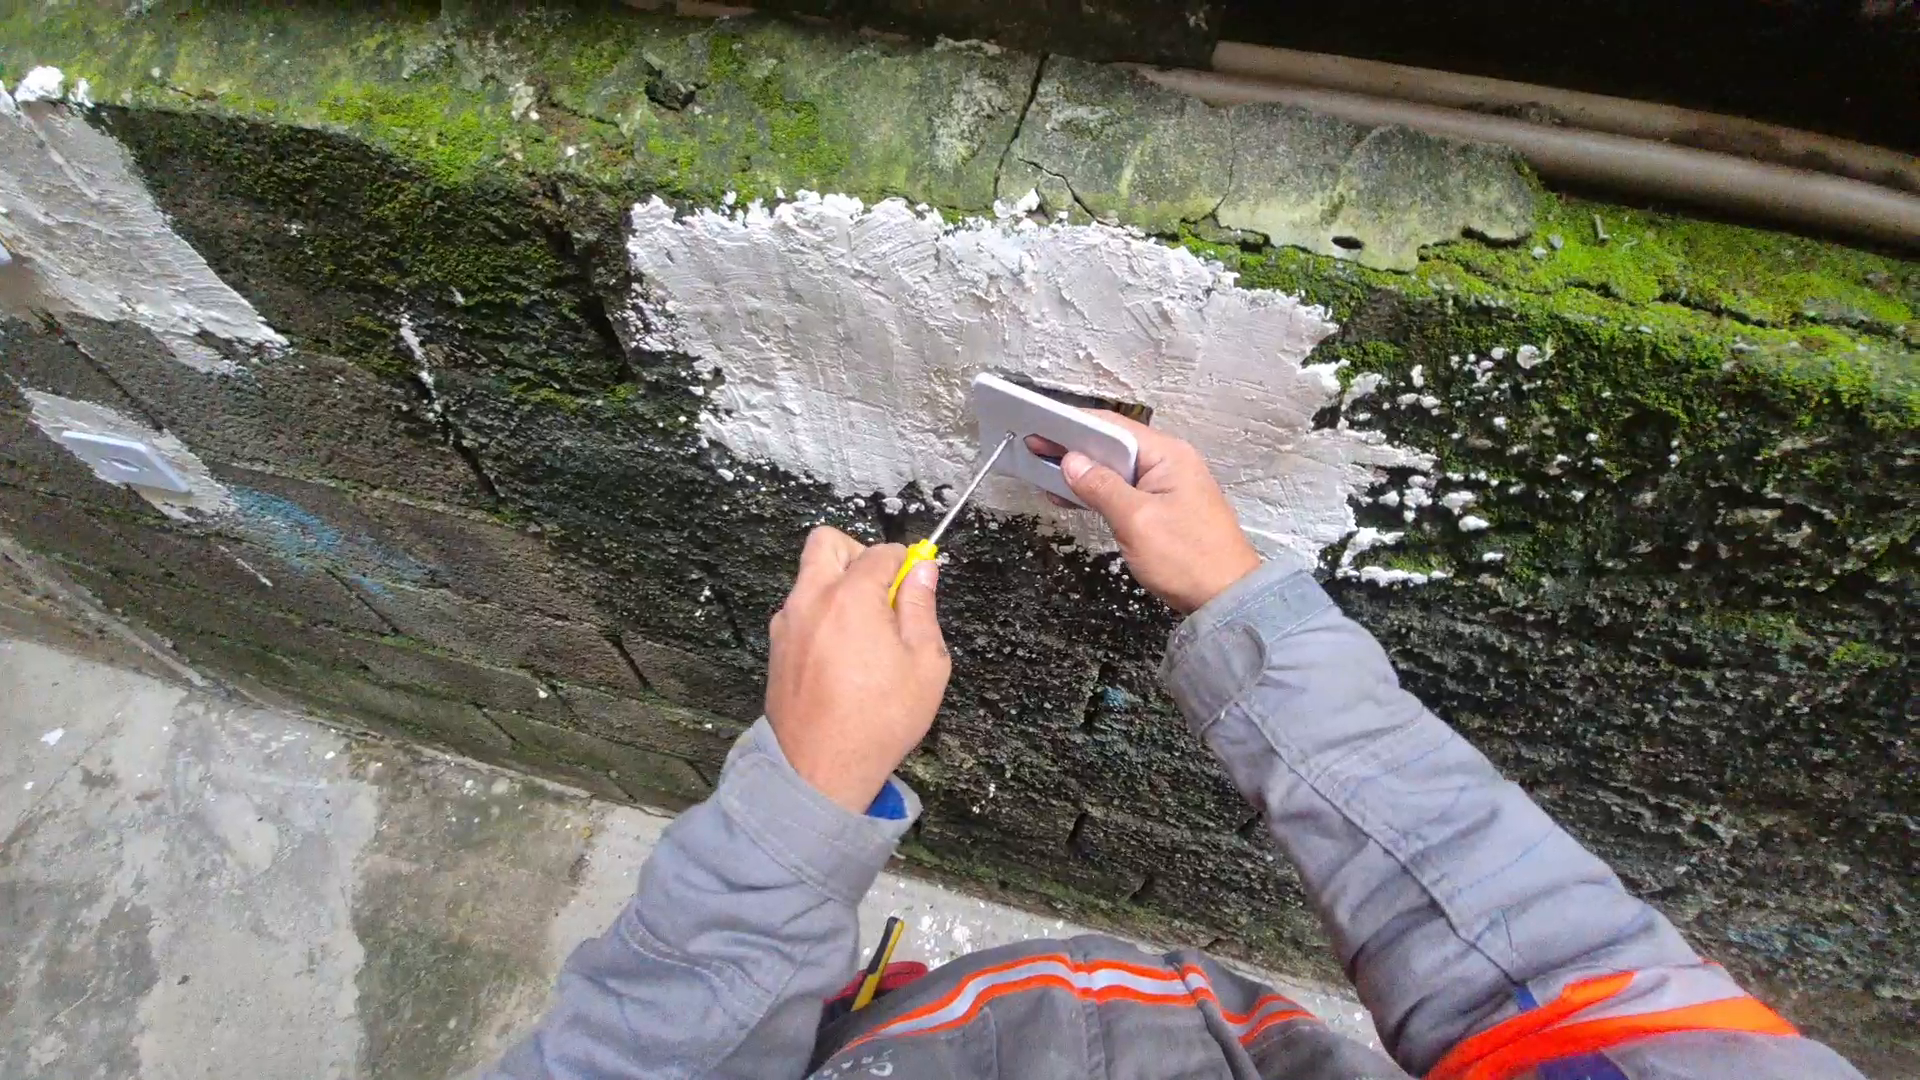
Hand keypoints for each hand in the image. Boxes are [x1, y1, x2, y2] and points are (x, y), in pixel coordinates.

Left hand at [764, 527, 951, 812]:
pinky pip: (801, 608)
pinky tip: (844, 652)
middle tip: (882, 590)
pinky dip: (822, 612)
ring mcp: (788, 622)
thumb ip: (922, 607)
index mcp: (851, 597)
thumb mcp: (925, 663)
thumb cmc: (879, 720)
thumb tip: (924, 570)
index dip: (905, 560)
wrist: (820, 769)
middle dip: (858, 553)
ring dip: (838, 584)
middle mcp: (811, 599)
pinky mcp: (777, 645)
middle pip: (827, 542)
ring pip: (811, 575)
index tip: (916, 577)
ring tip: (866, 629)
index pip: (880, 551)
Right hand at [1029, 414, 1261, 613]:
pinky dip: (1097, 492)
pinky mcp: (1162, 508)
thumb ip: (1101, 487)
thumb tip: (1071, 462)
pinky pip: (1123, 490)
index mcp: (1167, 455)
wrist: (1225, 598)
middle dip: (1073, 448)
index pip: (1112, 427)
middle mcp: (1168, 463)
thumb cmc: (1189, 560)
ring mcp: (1166, 486)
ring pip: (1115, 469)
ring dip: (1083, 473)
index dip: (1072, 426)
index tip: (1040, 430)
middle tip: (1034, 451)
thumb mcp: (1136, 520)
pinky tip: (1072, 496)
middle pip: (1112, 446)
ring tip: (1045, 474)